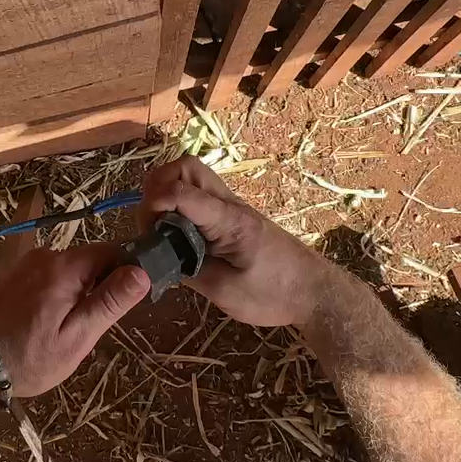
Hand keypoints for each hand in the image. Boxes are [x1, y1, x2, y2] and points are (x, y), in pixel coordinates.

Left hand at [0, 245, 150, 395]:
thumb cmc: (27, 357)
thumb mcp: (76, 337)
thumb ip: (109, 302)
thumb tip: (142, 272)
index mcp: (65, 267)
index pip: (112, 251)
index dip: (126, 273)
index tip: (126, 303)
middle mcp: (45, 255)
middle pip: (89, 260)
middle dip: (98, 288)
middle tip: (90, 328)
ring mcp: (24, 264)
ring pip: (67, 271)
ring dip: (75, 294)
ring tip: (63, 332)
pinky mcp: (11, 275)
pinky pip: (46, 277)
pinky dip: (54, 295)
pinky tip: (42, 324)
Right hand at [137, 155, 350, 326]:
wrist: (314, 291)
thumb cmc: (275, 295)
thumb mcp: (226, 292)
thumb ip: (188, 271)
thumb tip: (159, 258)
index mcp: (229, 221)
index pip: (183, 192)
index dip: (154, 204)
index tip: (146, 231)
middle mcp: (229, 204)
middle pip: (186, 166)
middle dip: (158, 185)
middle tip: (151, 221)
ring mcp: (231, 206)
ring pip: (192, 174)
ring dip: (167, 189)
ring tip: (160, 225)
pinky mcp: (231, 214)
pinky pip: (198, 192)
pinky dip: (178, 200)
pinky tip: (175, 231)